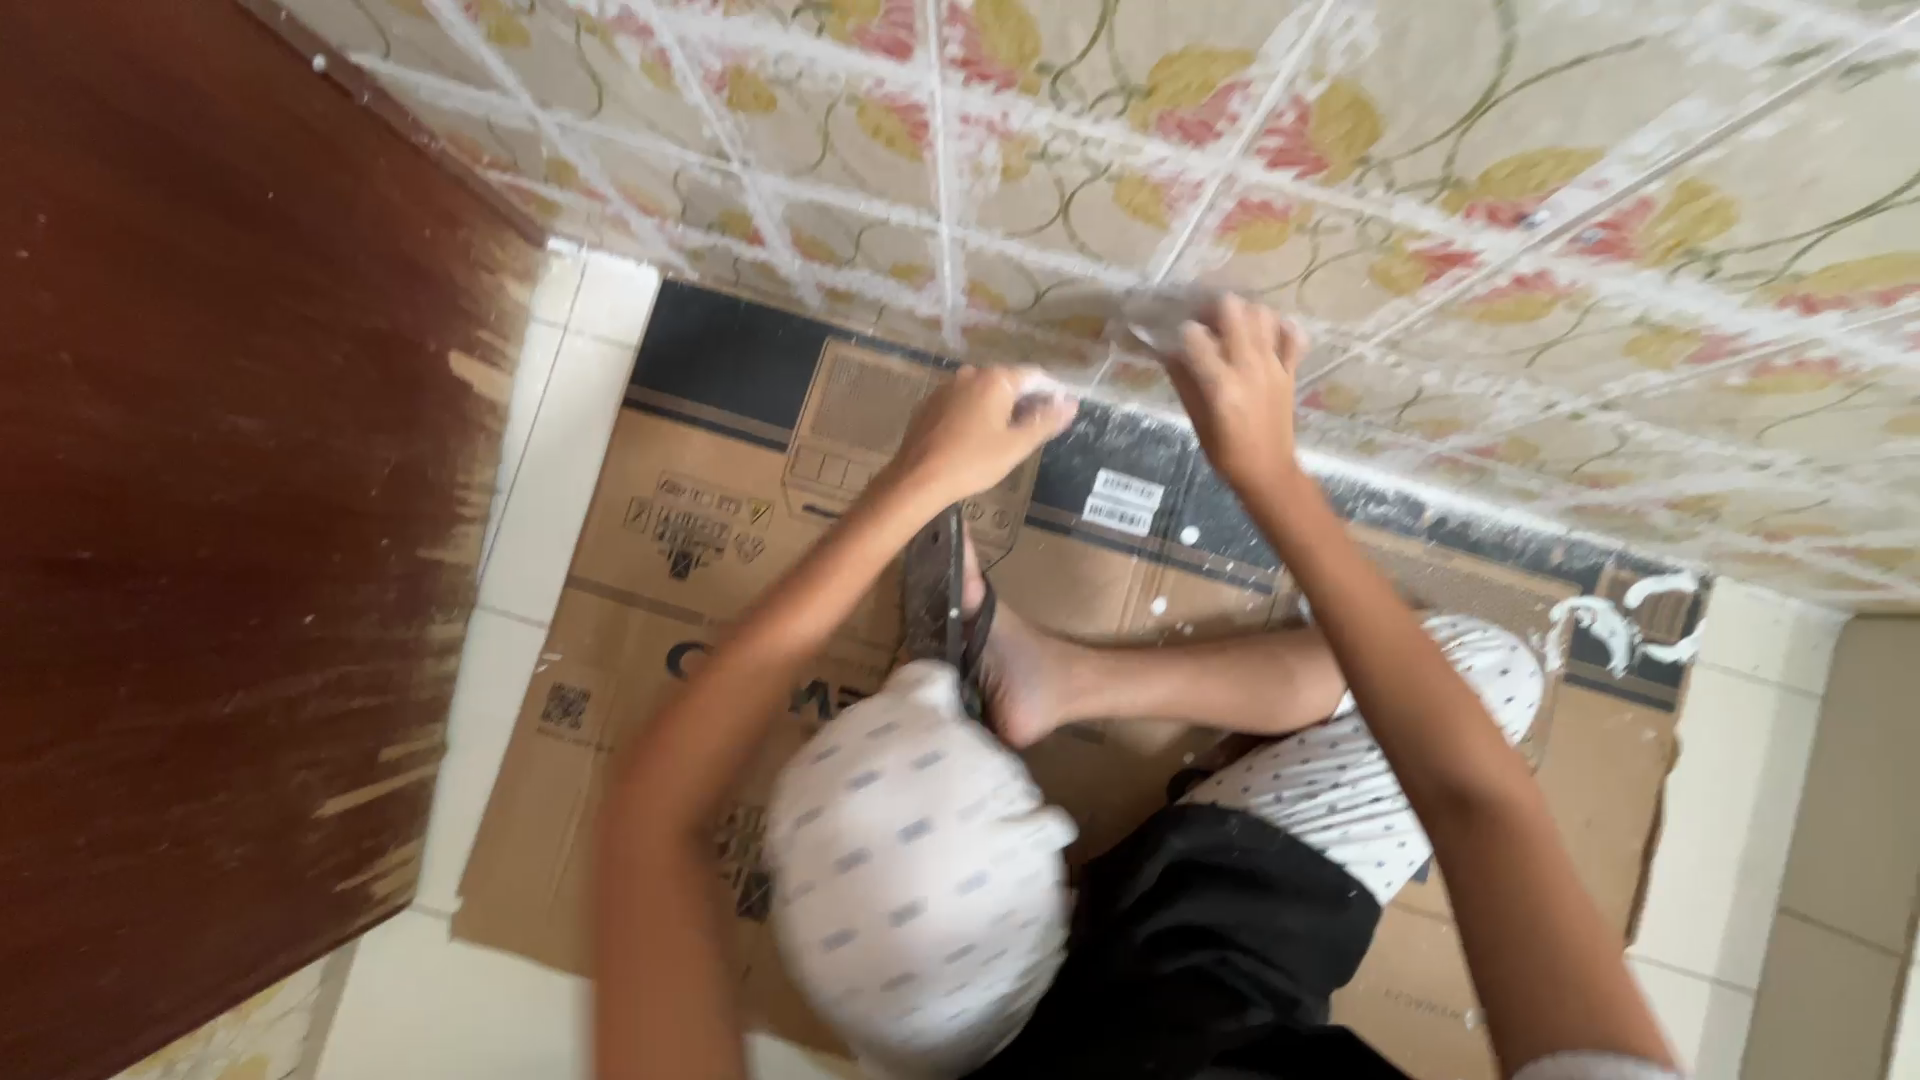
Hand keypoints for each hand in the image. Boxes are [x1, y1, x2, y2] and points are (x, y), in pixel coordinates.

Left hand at [880, 364, 1077, 508]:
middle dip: (1025, 401)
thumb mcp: (1016, 445)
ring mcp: (946, 388)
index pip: (1034, 376)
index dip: (1051, 393)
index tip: (1059, 413)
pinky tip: (976, 437)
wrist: (917, 478)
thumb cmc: (972, 462)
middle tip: (1034, 429)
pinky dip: (975, 414)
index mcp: (995, 379)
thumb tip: (1071, 404)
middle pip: (1008, 382)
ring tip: (1007, 436)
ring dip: (999, 408)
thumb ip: (1046, 422)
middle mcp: (970, 374)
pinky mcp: (929, 404)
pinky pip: (962, 403)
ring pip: (983, 392)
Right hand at [1167, 293, 1307, 492]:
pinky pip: (1292, 336)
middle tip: (1203, 319)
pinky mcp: (1290, 370)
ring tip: (1231, 326)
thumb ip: (1184, 382)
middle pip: (1233, 311)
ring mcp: (1274, 366)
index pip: (1195, 337)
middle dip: (1212, 308)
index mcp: (1220, 384)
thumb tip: (1168, 352)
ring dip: (1243, 313)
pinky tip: (1265, 334)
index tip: (1175, 334)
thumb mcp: (1196, 419)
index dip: (1181, 330)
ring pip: (1262, 315)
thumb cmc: (1224, 452)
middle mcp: (1248, 367)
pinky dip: (1279, 327)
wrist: (1268, 470)